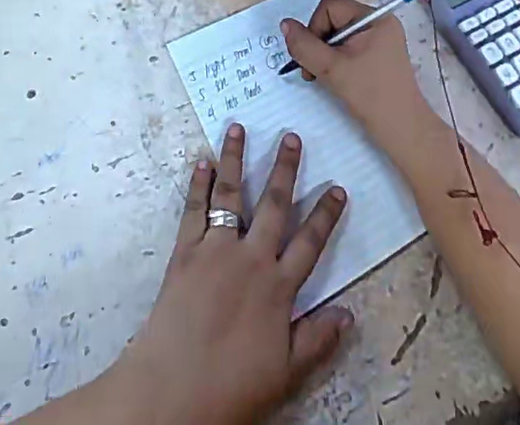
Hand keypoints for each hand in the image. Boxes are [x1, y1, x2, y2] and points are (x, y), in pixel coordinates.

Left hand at [108, 125, 350, 424]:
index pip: (310, 242)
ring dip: (235, 159)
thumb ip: (317, 339)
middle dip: (284, 168)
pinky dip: (197, 185)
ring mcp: (216, 250)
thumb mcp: (285, 373)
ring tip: (238, 128)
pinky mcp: (185, 252)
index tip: (337, 187)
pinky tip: (200, 162)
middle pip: (273, 204)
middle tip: (292, 136)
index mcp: (278, 287)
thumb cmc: (231, 388)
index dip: (325, 214)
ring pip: (230, 195)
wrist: (171, 392)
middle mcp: (251, 258)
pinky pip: (193, 211)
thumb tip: (348, 313)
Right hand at [280, 0, 437, 151]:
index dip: (314, 28)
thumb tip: (285, 24)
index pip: (330, 7)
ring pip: (338, 35)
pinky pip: (348, 48)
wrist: (402, 130)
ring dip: (324, 55)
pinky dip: (335, 61)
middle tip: (313, 71)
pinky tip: (335, 79)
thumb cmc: (370, 95)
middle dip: (318, 43)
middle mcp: (379, 23)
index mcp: (374, 18)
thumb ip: (304, 45)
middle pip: (333, 19)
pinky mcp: (378, 56)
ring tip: (322, 77)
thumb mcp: (331, 69)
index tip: (313, 57)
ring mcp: (380, 40)